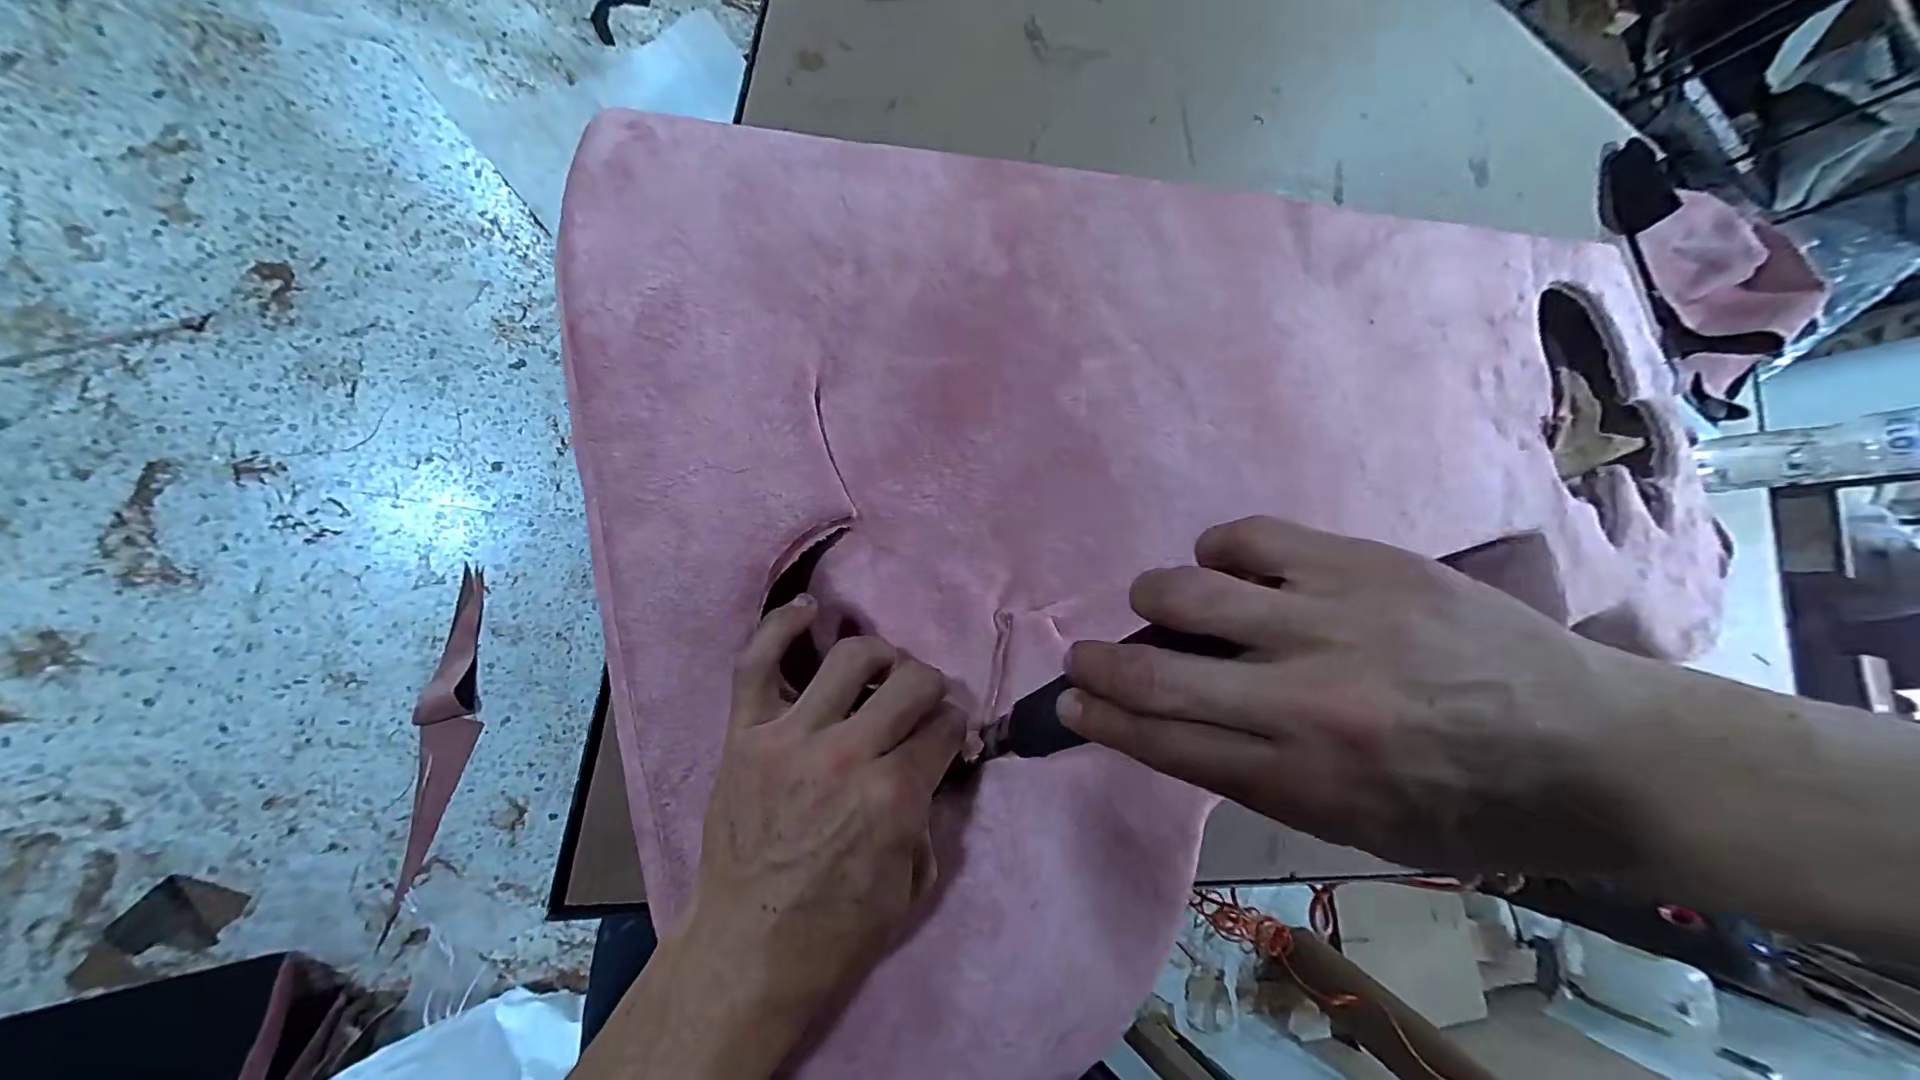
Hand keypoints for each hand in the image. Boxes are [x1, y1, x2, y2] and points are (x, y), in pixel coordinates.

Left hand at [686, 596, 965, 1016]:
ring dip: (879, 656)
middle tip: (921, 701)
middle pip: (910, 681)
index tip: (949, 730)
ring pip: (850, 658)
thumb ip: (931, 810)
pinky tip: (807, 611)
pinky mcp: (745, 735)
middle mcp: (848, 754)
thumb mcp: (915, 882)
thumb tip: (938, 758)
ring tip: (878, 671)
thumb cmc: (839, 930)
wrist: (749, 952)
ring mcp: (790, 738)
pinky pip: (758, 662)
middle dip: (929, 685)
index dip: (956, 724)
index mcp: (895, 795)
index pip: (944, 725)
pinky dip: (781, 627)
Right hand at [1058, 516, 1648, 875]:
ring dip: (1151, 596)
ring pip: (1189, 591)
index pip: (1162, 742)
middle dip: (1096, 663)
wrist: (1595, 747)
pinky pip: (1250, 538)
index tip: (1070, 701)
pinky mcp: (1361, 563)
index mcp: (1300, 778)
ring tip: (1158, 600)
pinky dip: (1218, 550)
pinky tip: (1227, 565)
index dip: (1101, 719)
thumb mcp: (1348, 825)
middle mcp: (1303, 699)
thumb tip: (1164, 722)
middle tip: (1080, 655)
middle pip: (1156, 673)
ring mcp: (1330, 620)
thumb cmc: (1460, 806)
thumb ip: (1249, 775)